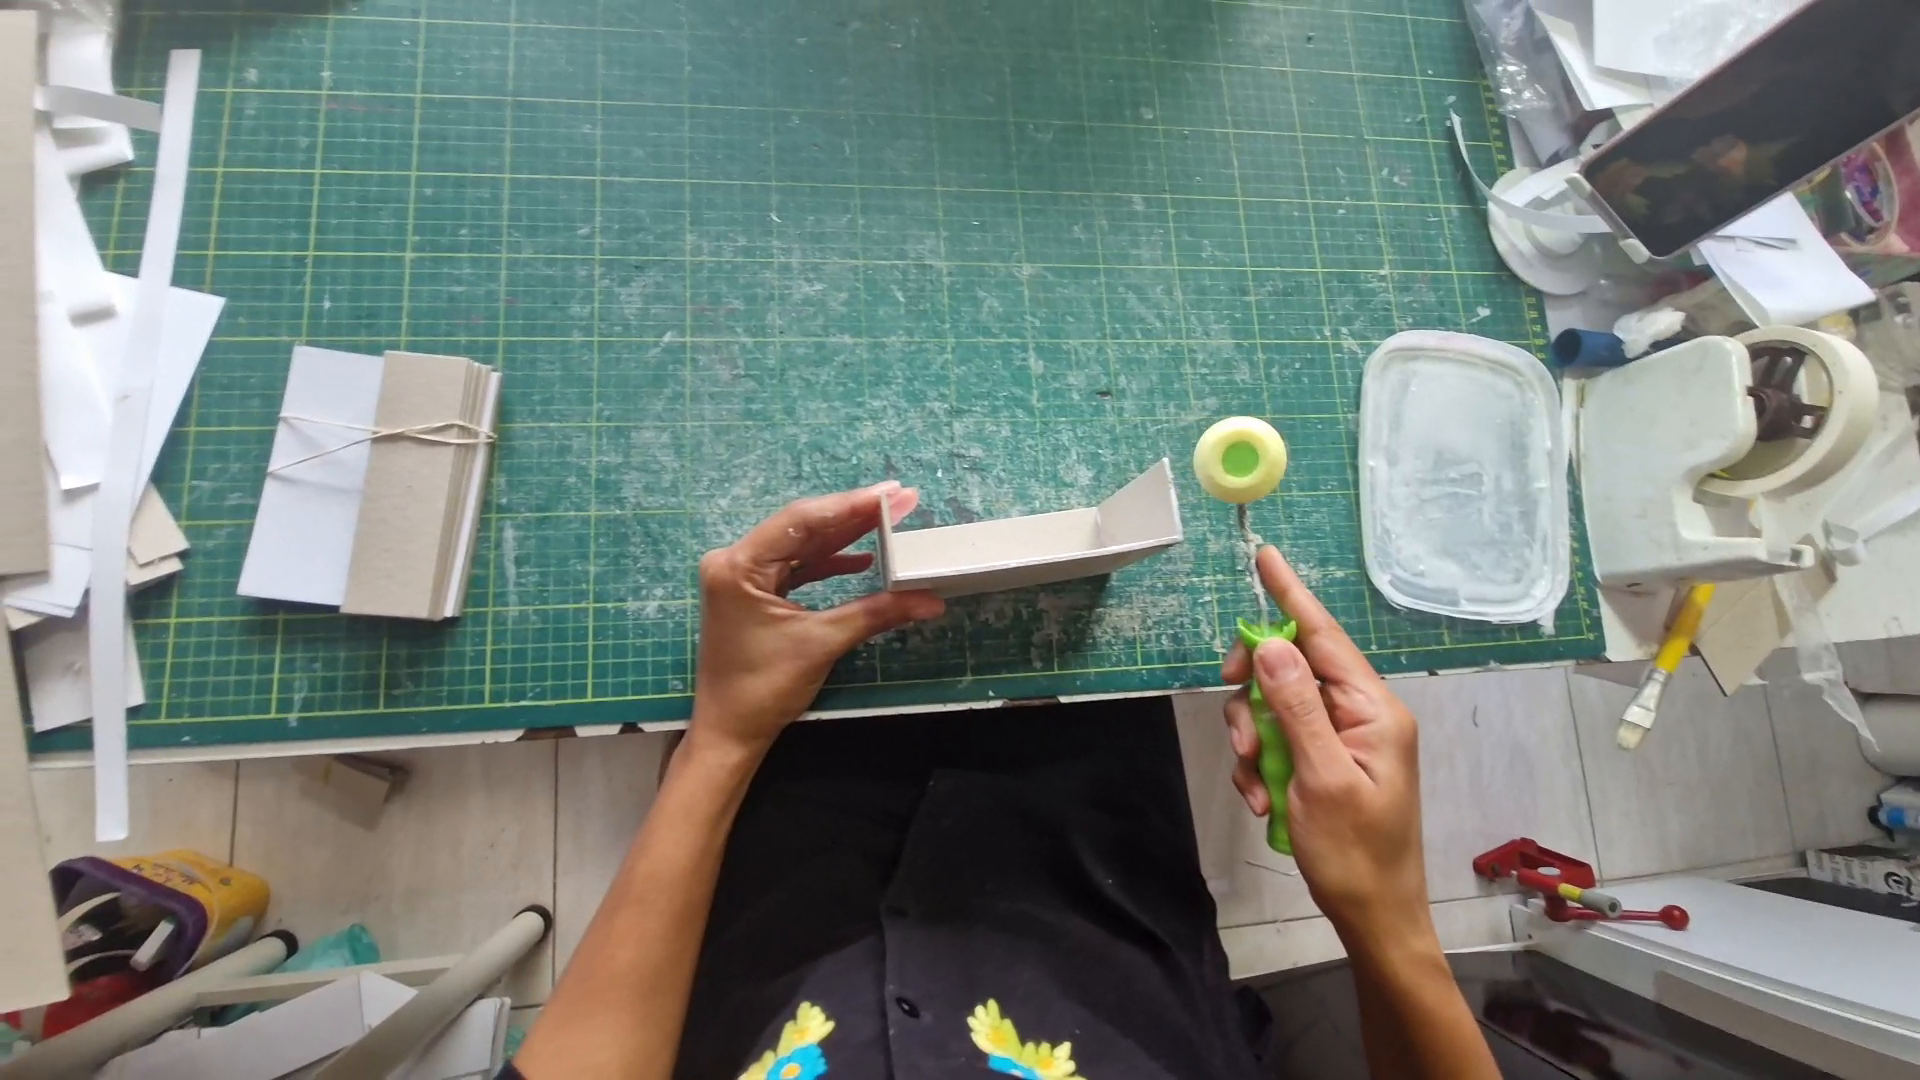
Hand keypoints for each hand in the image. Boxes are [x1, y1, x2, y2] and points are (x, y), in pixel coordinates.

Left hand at [692, 482, 944, 758]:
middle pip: (803, 527)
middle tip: (902, 499)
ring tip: (890, 519)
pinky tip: (862, 558)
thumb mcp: (822, 643)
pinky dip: (830, 562)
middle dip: (854, 515)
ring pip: (803, 545)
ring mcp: (744, 577)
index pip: (802, 521)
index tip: (891, 492)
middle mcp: (736, 562)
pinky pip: (798, 566)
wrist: (731, 732)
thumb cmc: (764, 690)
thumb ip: (877, 613)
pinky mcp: (756, 593)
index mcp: (739, 566)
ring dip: (846, 536)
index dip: (850, 505)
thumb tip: (930, 599)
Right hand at [1221, 547, 1428, 943]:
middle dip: (1253, 697)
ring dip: (1251, 740)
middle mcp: (1356, 712)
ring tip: (1256, 784)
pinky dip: (1258, 764)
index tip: (1265, 556)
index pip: (1323, 636)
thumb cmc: (1355, 852)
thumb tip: (1272, 645)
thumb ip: (1296, 707)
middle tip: (1240, 733)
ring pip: (1271, 705)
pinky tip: (1263, 798)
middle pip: (1287, 669)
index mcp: (1372, 709)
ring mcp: (1336, 736)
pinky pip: (1273, 737)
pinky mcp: (1318, 757)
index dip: (1290, 595)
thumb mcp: (1320, 777)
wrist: (1371, 915)